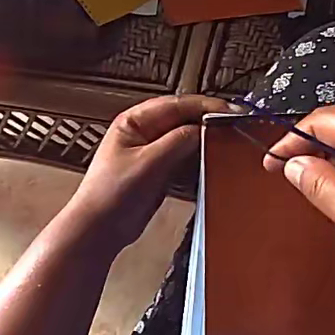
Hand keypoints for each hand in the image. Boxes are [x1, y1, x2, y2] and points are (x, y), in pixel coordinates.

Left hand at [66, 94, 234, 250]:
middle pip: (185, 120)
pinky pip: (186, 160)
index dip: (206, 107)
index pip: (178, 104)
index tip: (230, 112)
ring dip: (206, 142)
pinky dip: (200, 161)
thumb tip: (204, 127)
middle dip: (209, 123)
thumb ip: (178, 141)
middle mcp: (144, 132)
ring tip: (227, 144)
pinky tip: (212, 164)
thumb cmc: (109, 195)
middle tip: (235, 127)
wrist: (99, 230)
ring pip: (188, 140)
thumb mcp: (148, 162)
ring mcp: (153, 152)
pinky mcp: (160, 172)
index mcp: (135, 121)